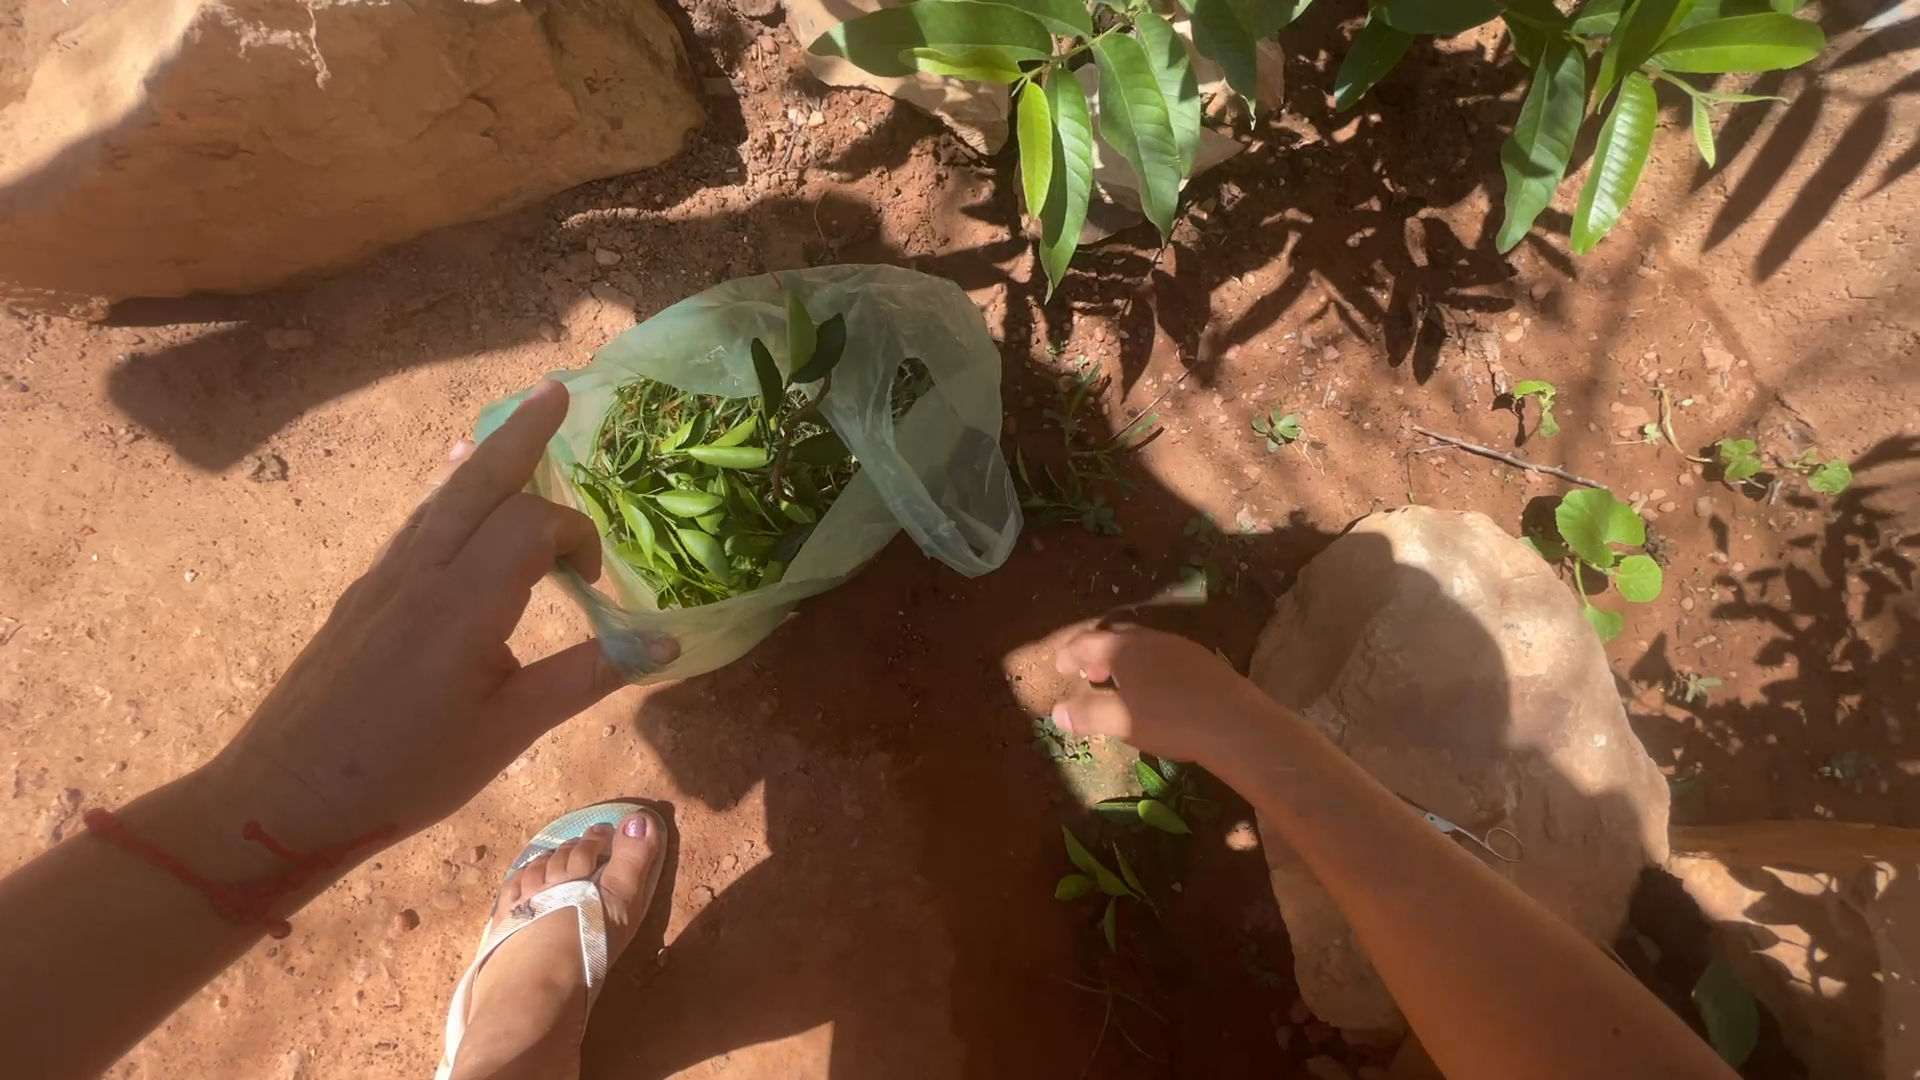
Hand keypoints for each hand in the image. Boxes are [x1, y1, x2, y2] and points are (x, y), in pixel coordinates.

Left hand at [188, 381, 675, 861]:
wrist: (276, 804)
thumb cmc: (405, 772)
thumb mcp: (511, 729)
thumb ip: (589, 675)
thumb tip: (668, 644)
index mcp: (462, 604)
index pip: (534, 527)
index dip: (579, 540)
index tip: (595, 584)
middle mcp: (421, 572)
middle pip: (480, 481)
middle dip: (524, 433)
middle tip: (557, 389)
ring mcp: (386, 578)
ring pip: (445, 496)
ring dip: (489, 455)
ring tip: (519, 423)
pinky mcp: (368, 593)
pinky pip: (421, 521)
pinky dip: (454, 490)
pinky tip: (459, 486)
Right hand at [1050, 625, 1273, 764]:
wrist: (1234, 722)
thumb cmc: (1167, 718)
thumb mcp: (1119, 720)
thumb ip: (1086, 713)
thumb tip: (1057, 711)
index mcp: (1122, 649)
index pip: (1085, 642)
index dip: (1068, 654)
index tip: (1060, 668)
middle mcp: (1148, 639)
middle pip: (1115, 637)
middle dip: (1097, 654)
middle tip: (1090, 675)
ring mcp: (1178, 646)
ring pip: (1142, 645)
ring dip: (1125, 661)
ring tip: (1122, 685)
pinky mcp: (1202, 660)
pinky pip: (1164, 656)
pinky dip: (1149, 667)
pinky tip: (1158, 691)